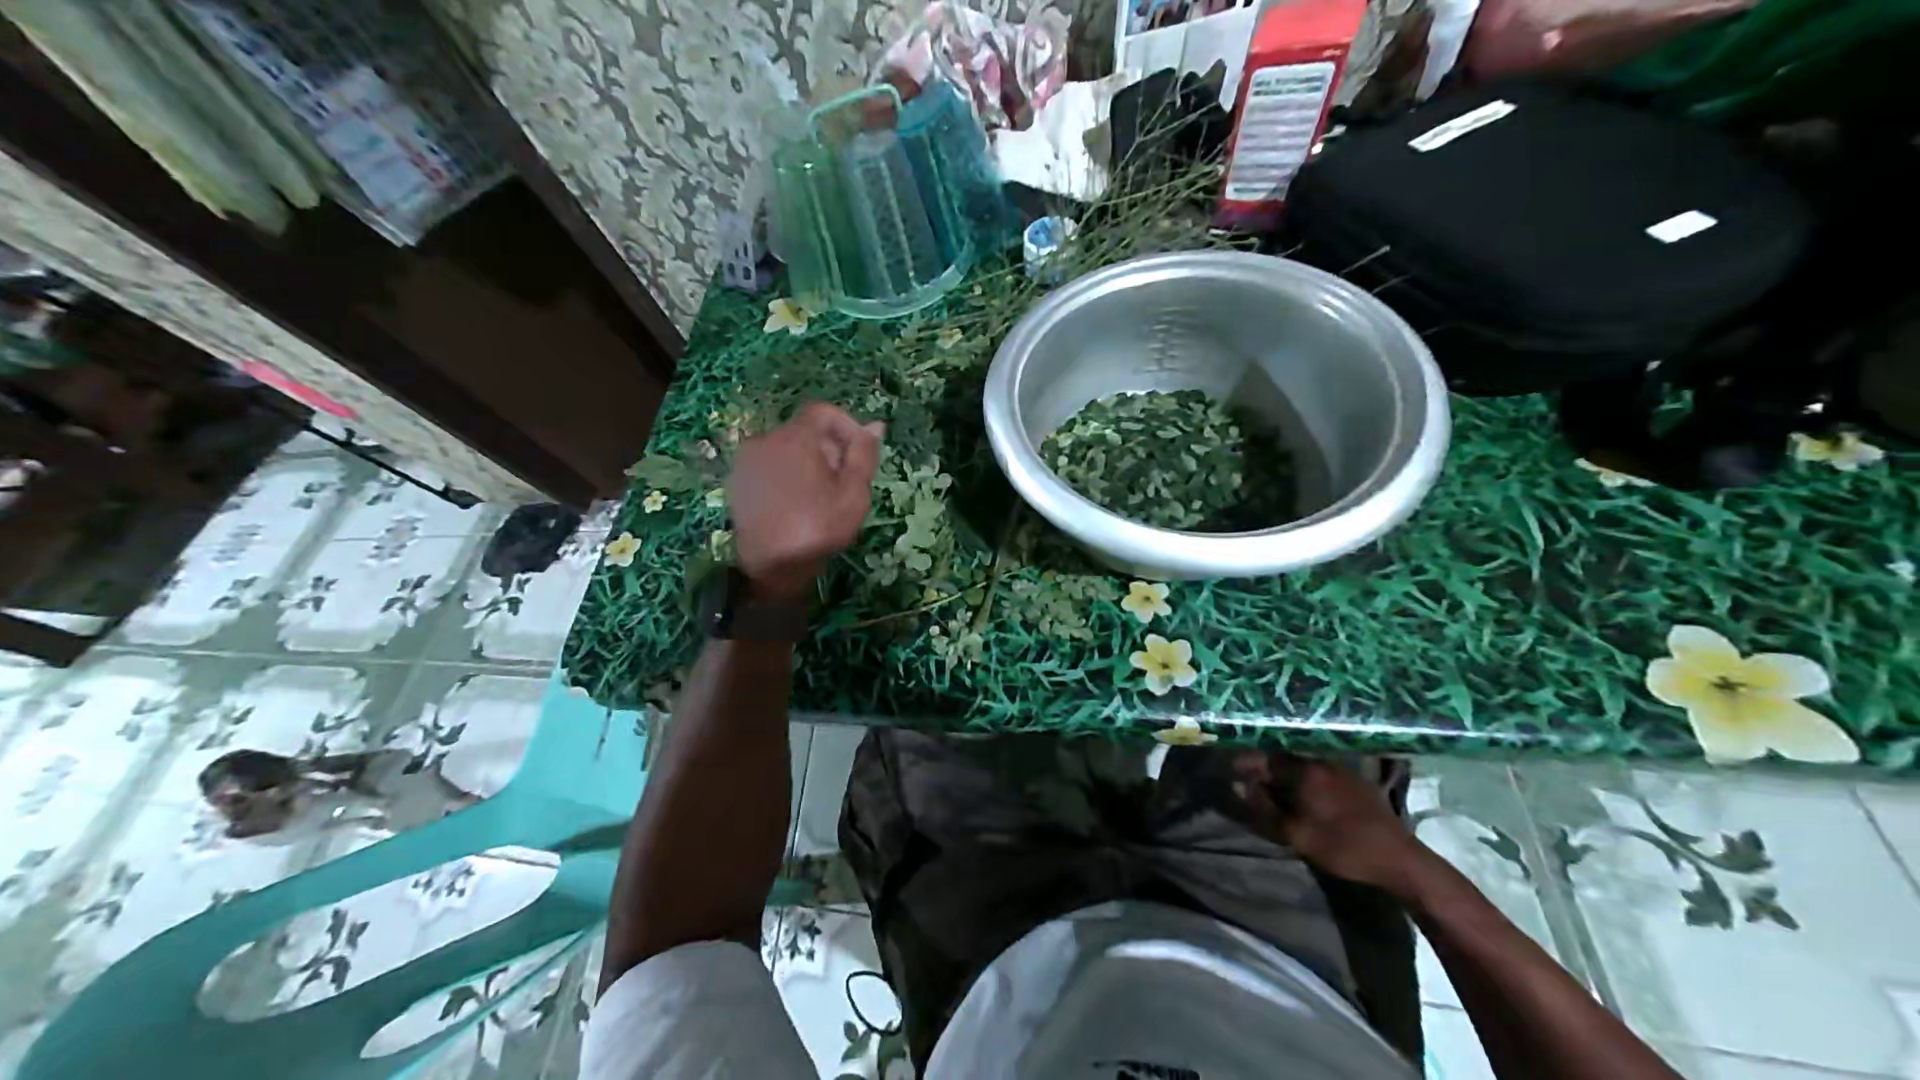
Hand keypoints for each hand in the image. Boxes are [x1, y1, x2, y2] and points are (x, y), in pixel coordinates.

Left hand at [728, 402, 882, 600]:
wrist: (770, 568)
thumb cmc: (818, 528)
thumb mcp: (853, 493)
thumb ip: (864, 455)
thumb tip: (875, 425)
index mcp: (794, 437)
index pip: (823, 412)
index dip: (847, 426)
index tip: (860, 454)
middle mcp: (764, 440)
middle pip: (804, 431)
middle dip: (829, 449)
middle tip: (846, 482)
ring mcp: (746, 462)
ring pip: (787, 450)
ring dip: (808, 464)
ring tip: (823, 497)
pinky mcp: (738, 483)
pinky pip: (770, 467)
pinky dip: (788, 476)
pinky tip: (798, 505)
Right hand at [1232, 753, 1425, 892]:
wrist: (1400, 859)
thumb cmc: (1344, 847)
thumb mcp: (1296, 834)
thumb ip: (1264, 808)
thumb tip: (1239, 786)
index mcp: (1304, 771)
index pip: (1264, 757)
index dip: (1245, 763)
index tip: (1231, 771)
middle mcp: (1321, 762)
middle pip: (1283, 758)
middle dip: (1264, 768)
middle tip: (1250, 782)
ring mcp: (1340, 768)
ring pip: (1301, 763)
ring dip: (1284, 773)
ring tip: (1273, 789)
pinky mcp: (1355, 779)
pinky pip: (1319, 770)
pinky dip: (1304, 778)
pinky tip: (1303, 793)